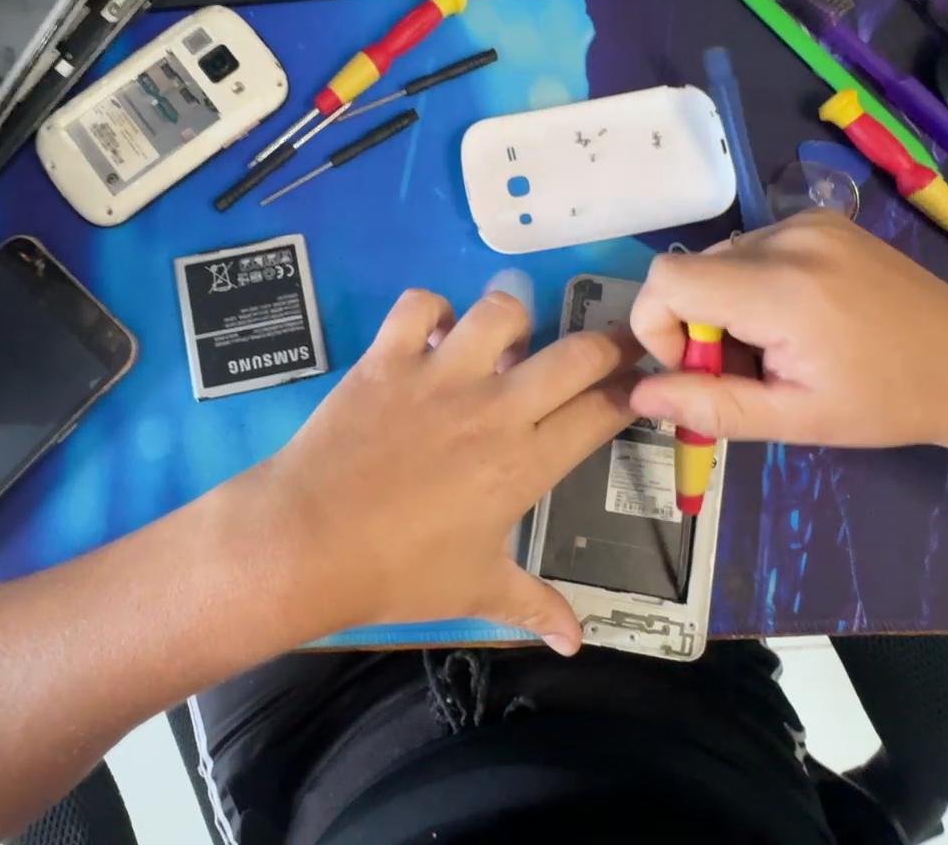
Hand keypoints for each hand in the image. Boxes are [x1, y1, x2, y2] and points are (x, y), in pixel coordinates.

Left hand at [241, 286, 635, 654]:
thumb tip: (575, 643)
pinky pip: (419, 305)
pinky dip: (431, 310)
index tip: (639, 383)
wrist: (308, 542)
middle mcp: (494, 408)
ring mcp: (438, 375)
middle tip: (602, 350)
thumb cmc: (397, 572)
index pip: (602, 411)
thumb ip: (535, 606)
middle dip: (607, 343)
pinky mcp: (387, 359)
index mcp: (525, 463)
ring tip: (502, 346)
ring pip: (501, 311)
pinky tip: (431, 336)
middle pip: (576, 352)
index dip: (631, 391)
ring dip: (513, 321)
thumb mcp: (475, 590)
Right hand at [628, 211, 947, 450]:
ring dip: (720, 306)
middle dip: (694, 324)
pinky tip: (793, 316)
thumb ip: (709, 406)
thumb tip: (638, 394)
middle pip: (687, 271)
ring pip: (715, 261)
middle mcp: (788, 239)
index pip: (666, 280)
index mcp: (782, 289)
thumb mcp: (794, 420)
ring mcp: (807, 222)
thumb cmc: (888, 402)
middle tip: (746, 367)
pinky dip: (747, 285)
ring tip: (775, 344)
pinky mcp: (819, 220)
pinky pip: (748, 249)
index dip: (657, 325)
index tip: (695, 367)